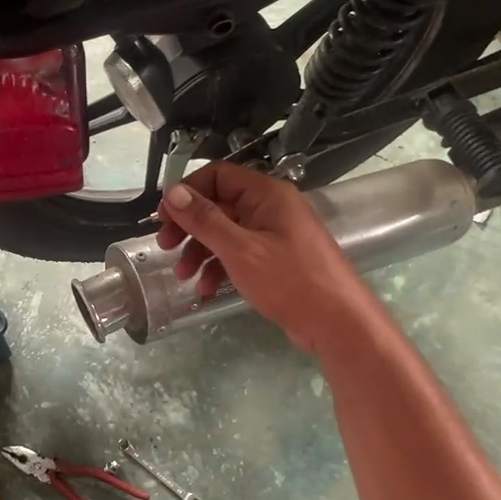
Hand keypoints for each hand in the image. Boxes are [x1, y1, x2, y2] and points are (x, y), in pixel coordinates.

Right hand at [156, 161, 387, 352]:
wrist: (337, 322)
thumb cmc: (291, 281)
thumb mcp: (240, 249)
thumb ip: (205, 220)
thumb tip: (173, 192)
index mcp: (267, 195)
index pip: (217, 176)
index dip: (187, 193)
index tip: (163, 218)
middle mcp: (272, 208)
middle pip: (219, 205)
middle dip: (189, 227)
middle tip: (164, 247)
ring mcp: (276, 235)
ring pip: (226, 233)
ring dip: (200, 252)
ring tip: (183, 277)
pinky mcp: (277, 260)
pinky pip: (240, 254)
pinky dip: (220, 268)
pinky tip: (207, 289)